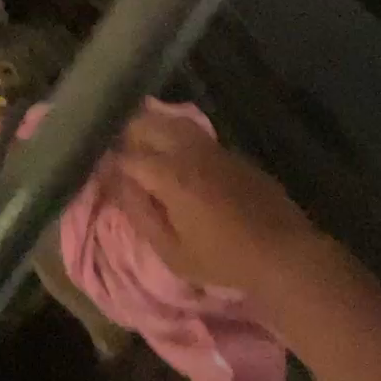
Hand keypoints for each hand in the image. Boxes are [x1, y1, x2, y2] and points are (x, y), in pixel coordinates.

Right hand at [113, 110, 327, 297]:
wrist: (282, 250)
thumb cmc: (222, 258)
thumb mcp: (172, 252)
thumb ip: (140, 215)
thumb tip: (119, 186)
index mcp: (169, 175)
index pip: (127, 157)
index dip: (110, 162)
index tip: (99, 168)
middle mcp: (187, 151)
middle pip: (147, 125)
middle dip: (127, 134)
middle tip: (116, 151)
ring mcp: (210, 146)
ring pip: (171, 121)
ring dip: (151, 127)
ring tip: (139, 142)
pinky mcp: (228, 150)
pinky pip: (192, 132)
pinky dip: (174, 133)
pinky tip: (173, 149)